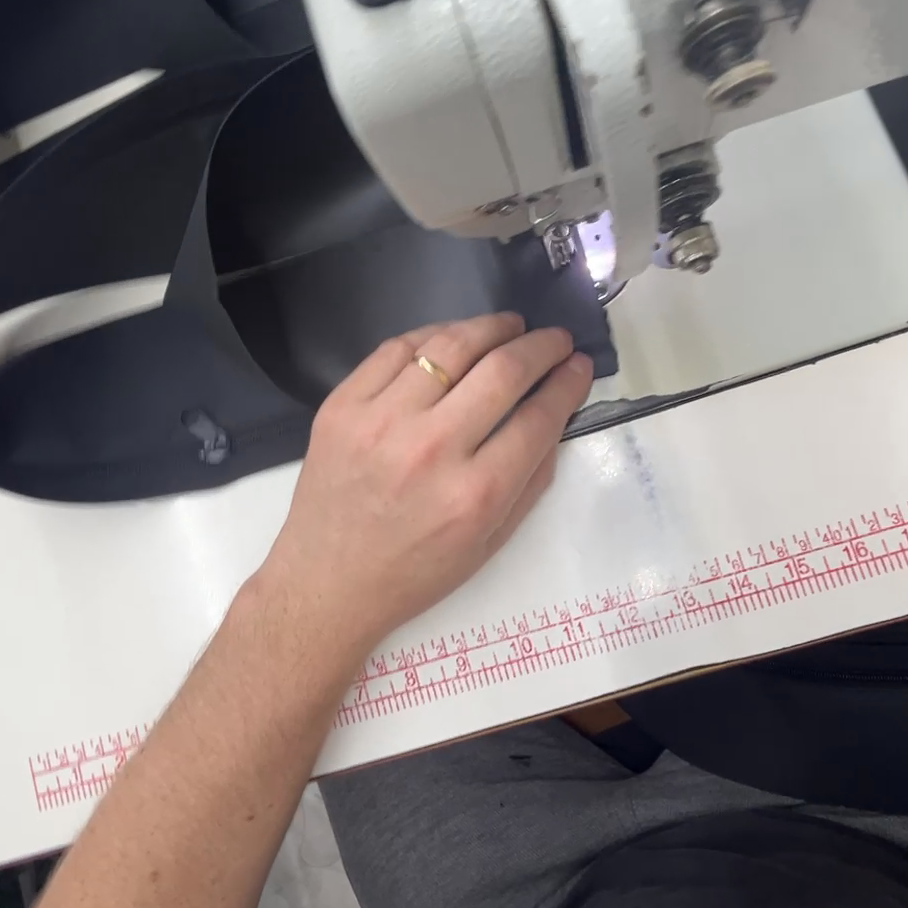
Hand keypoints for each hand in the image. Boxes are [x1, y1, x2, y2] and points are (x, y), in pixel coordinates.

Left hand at [247, 313, 595, 650]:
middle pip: (502, 370)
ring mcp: (380, 422)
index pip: (540, 416)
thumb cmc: (416, 571)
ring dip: (492, 327)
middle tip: (555, 339)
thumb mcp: (492, 542)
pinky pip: (396, 349)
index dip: (568, 382)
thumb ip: (532, 478)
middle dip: (541, 346)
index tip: (579, 364)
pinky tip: (454, 338)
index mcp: (476, 494)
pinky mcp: (342, 406)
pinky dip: (434, 335)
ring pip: (450, 346)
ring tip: (510, 326)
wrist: (327, 581)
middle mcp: (431, 450)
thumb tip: (555, 412)